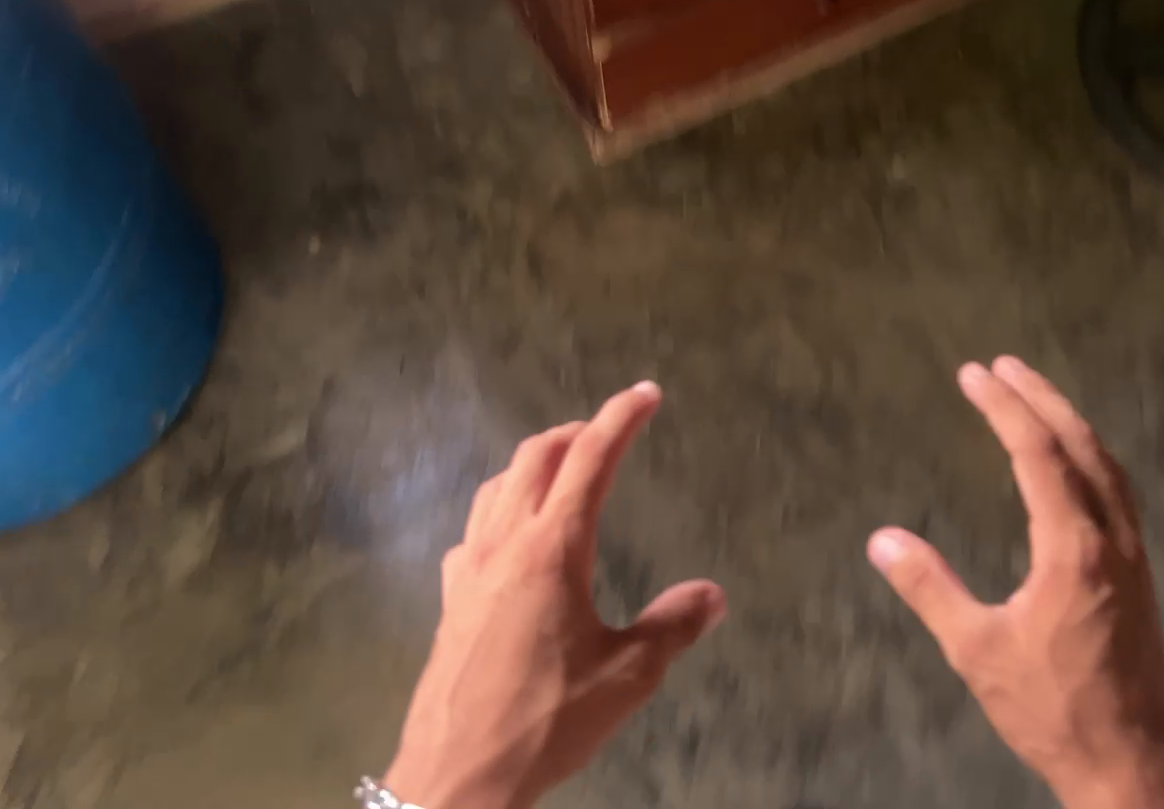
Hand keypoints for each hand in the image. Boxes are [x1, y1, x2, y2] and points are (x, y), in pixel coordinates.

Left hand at [386, 383, 726, 808]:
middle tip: (605, 432)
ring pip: (499, 484)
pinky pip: (474, 527)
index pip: (592, 459)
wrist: (455, 777)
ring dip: (534, 462)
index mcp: (554, 547)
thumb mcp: (626, 676)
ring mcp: (470, 566)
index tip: (646, 392)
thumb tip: (713, 595)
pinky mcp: (449, 595)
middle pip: (537, 455)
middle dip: (576, 431)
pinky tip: (509, 537)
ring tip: (561, 470)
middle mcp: (507, 541)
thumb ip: (673, 626)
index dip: (623, 418)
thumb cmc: (545, 718)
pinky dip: (501, 508)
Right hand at [868, 358, 1163, 808]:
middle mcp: (1113, 540)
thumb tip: (881, 539)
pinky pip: (1117, 490)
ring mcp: (1134, 556)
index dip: (1004, 408)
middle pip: (1081, 446)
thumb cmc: (1050, 707)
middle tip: (1002, 364)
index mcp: (1074, 550)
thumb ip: (930, 589)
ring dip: (1069, 421)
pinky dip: (1089, 454)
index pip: (1038, 455)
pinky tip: (1073, 460)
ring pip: (1108, 466)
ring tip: (1034, 393)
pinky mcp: (1139, 574)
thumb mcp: (976, 650)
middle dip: (1040, 397)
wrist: (1133, 768)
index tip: (974, 374)